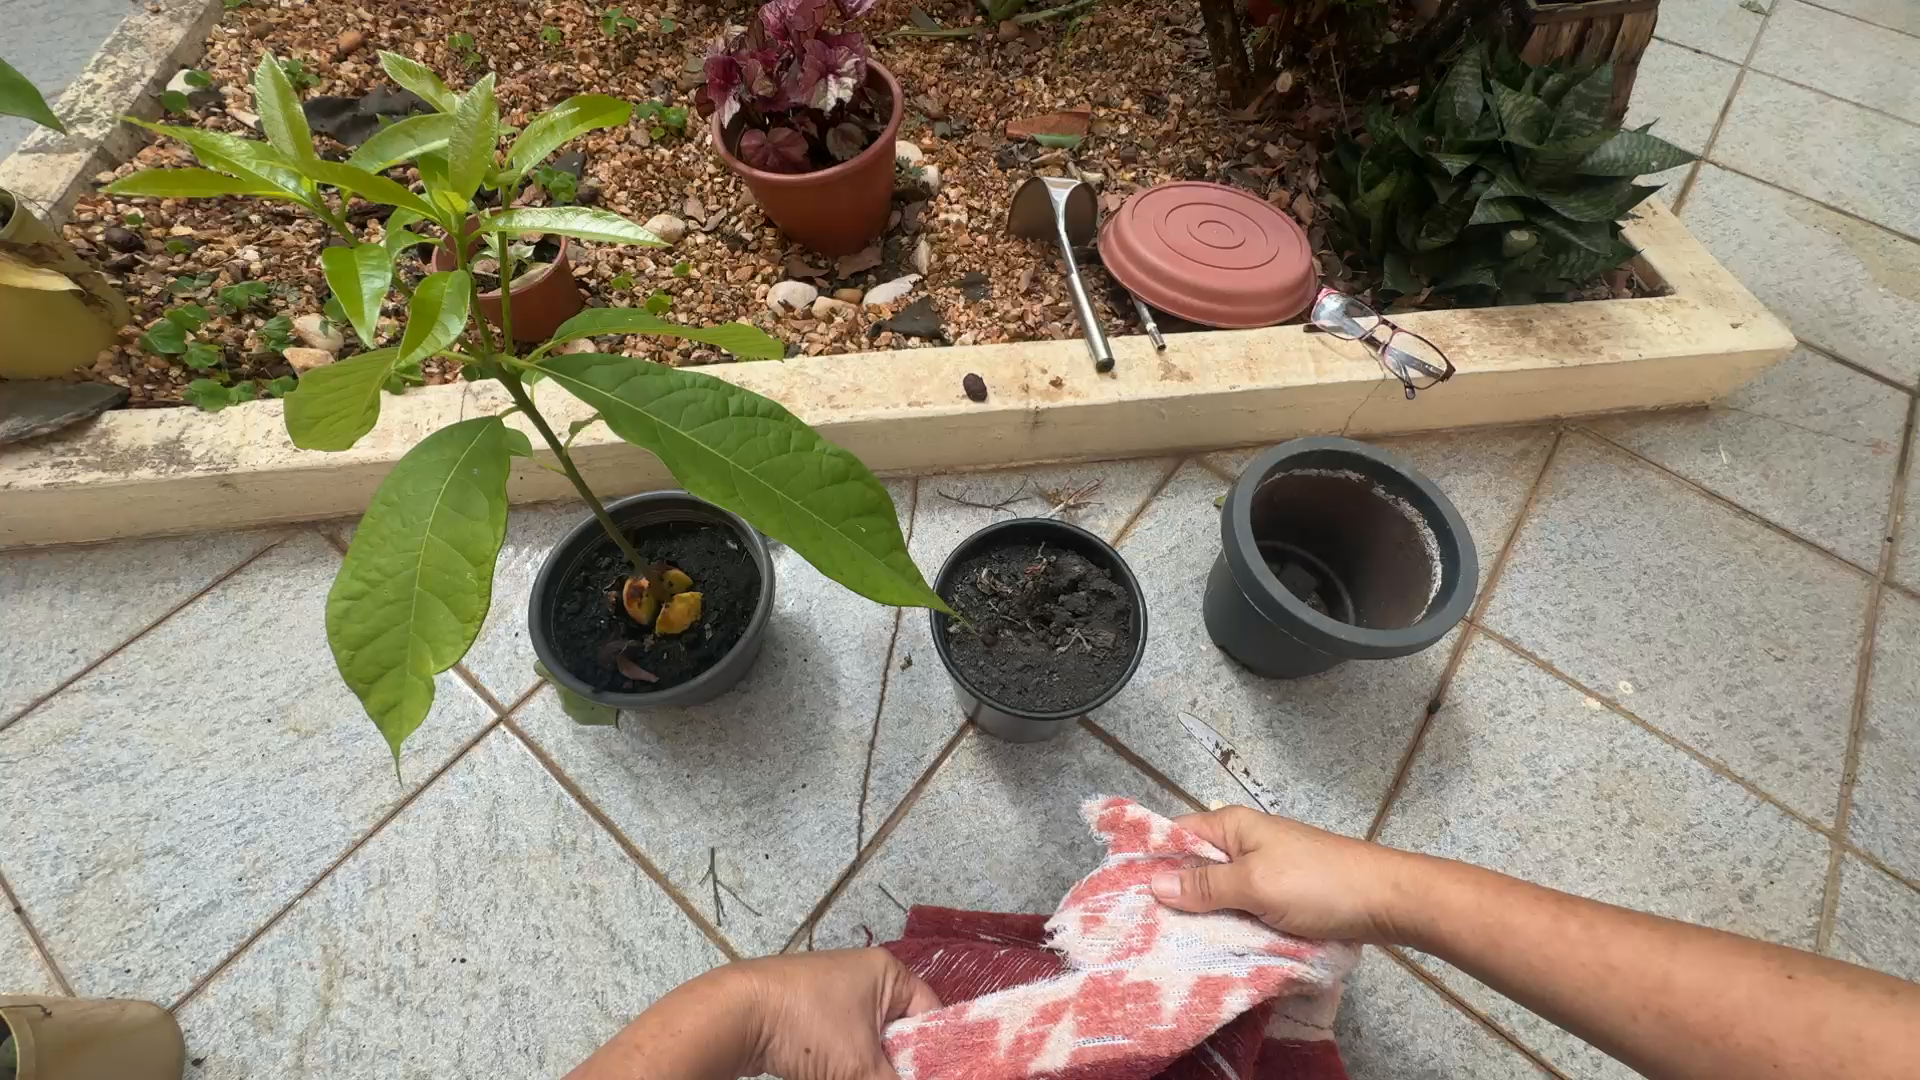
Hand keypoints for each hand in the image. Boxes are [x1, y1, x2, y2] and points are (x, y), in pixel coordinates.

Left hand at [738, 948, 942, 1079]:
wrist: (741, 1015)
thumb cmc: (809, 1024)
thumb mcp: (860, 1065)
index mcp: (888, 973)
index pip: (931, 1014)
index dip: (939, 1052)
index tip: (943, 1078)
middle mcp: (868, 981)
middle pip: (902, 1035)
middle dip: (901, 1068)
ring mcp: (839, 999)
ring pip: (873, 1048)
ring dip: (875, 1074)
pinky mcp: (815, 1019)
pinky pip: (848, 1050)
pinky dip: (852, 1073)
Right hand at [1147, 805, 1416, 943]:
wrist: (1388, 901)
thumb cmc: (1317, 884)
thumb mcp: (1255, 885)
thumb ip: (1204, 886)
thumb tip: (1153, 882)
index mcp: (1231, 825)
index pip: (1177, 835)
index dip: (1152, 860)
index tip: (1126, 893)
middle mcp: (1241, 842)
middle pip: (1195, 866)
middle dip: (1175, 894)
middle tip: (1146, 928)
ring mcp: (1262, 869)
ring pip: (1218, 891)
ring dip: (1204, 914)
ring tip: (1172, 943)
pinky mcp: (1279, 894)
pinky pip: (1241, 907)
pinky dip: (1230, 923)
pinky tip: (1214, 946)